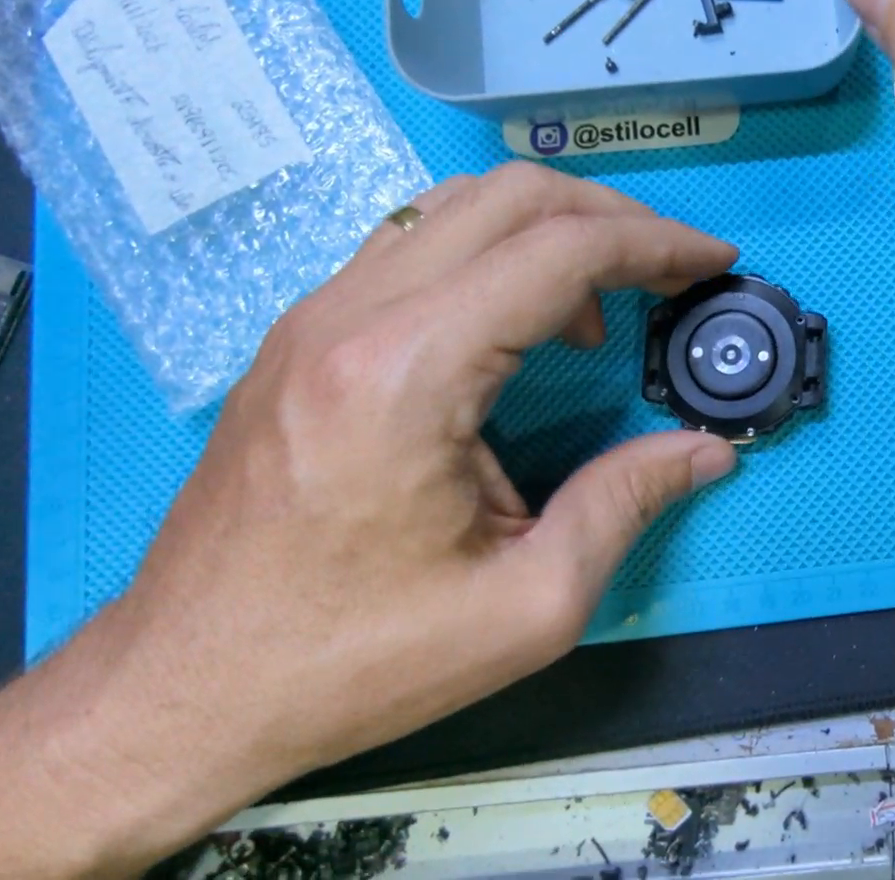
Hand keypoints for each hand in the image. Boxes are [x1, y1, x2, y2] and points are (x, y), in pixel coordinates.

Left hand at [0, 164, 738, 875]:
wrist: (180, 696)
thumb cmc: (360, 658)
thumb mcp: (531, 602)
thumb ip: (629, 502)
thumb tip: (710, 448)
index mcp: (410, 374)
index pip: (558, 252)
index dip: (656, 244)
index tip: (715, 261)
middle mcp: (354, 318)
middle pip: (510, 199)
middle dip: (616, 217)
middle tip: (677, 265)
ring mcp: (317, 318)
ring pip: (459, 205)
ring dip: (557, 226)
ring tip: (616, 290)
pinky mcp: (305, 337)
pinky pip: (420, 243)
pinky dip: (503, 251)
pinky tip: (535, 318)